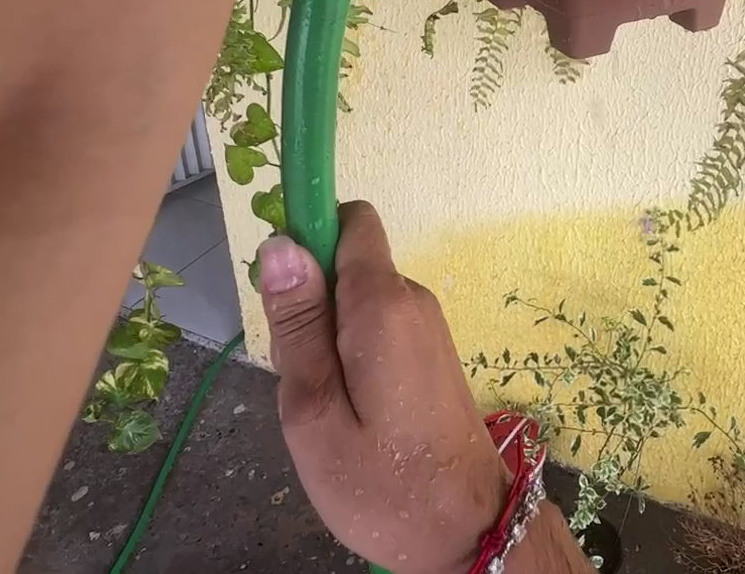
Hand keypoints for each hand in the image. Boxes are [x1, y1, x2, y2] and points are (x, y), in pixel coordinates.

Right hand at [258, 204, 505, 573]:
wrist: (464, 525)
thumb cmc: (379, 478)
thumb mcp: (313, 407)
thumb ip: (298, 322)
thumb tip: (281, 242)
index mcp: (383, 302)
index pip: (352, 220)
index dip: (311, 232)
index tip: (280, 288)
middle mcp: (413, 297)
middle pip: (349, 263)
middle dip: (311, 303)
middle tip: (301, 378)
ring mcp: (427, 323)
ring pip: (359, 299)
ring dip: (330, 336)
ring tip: (328, 405)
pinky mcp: (432, 349)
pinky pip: (379, 325)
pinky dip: (354, 352)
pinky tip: (353, 408)